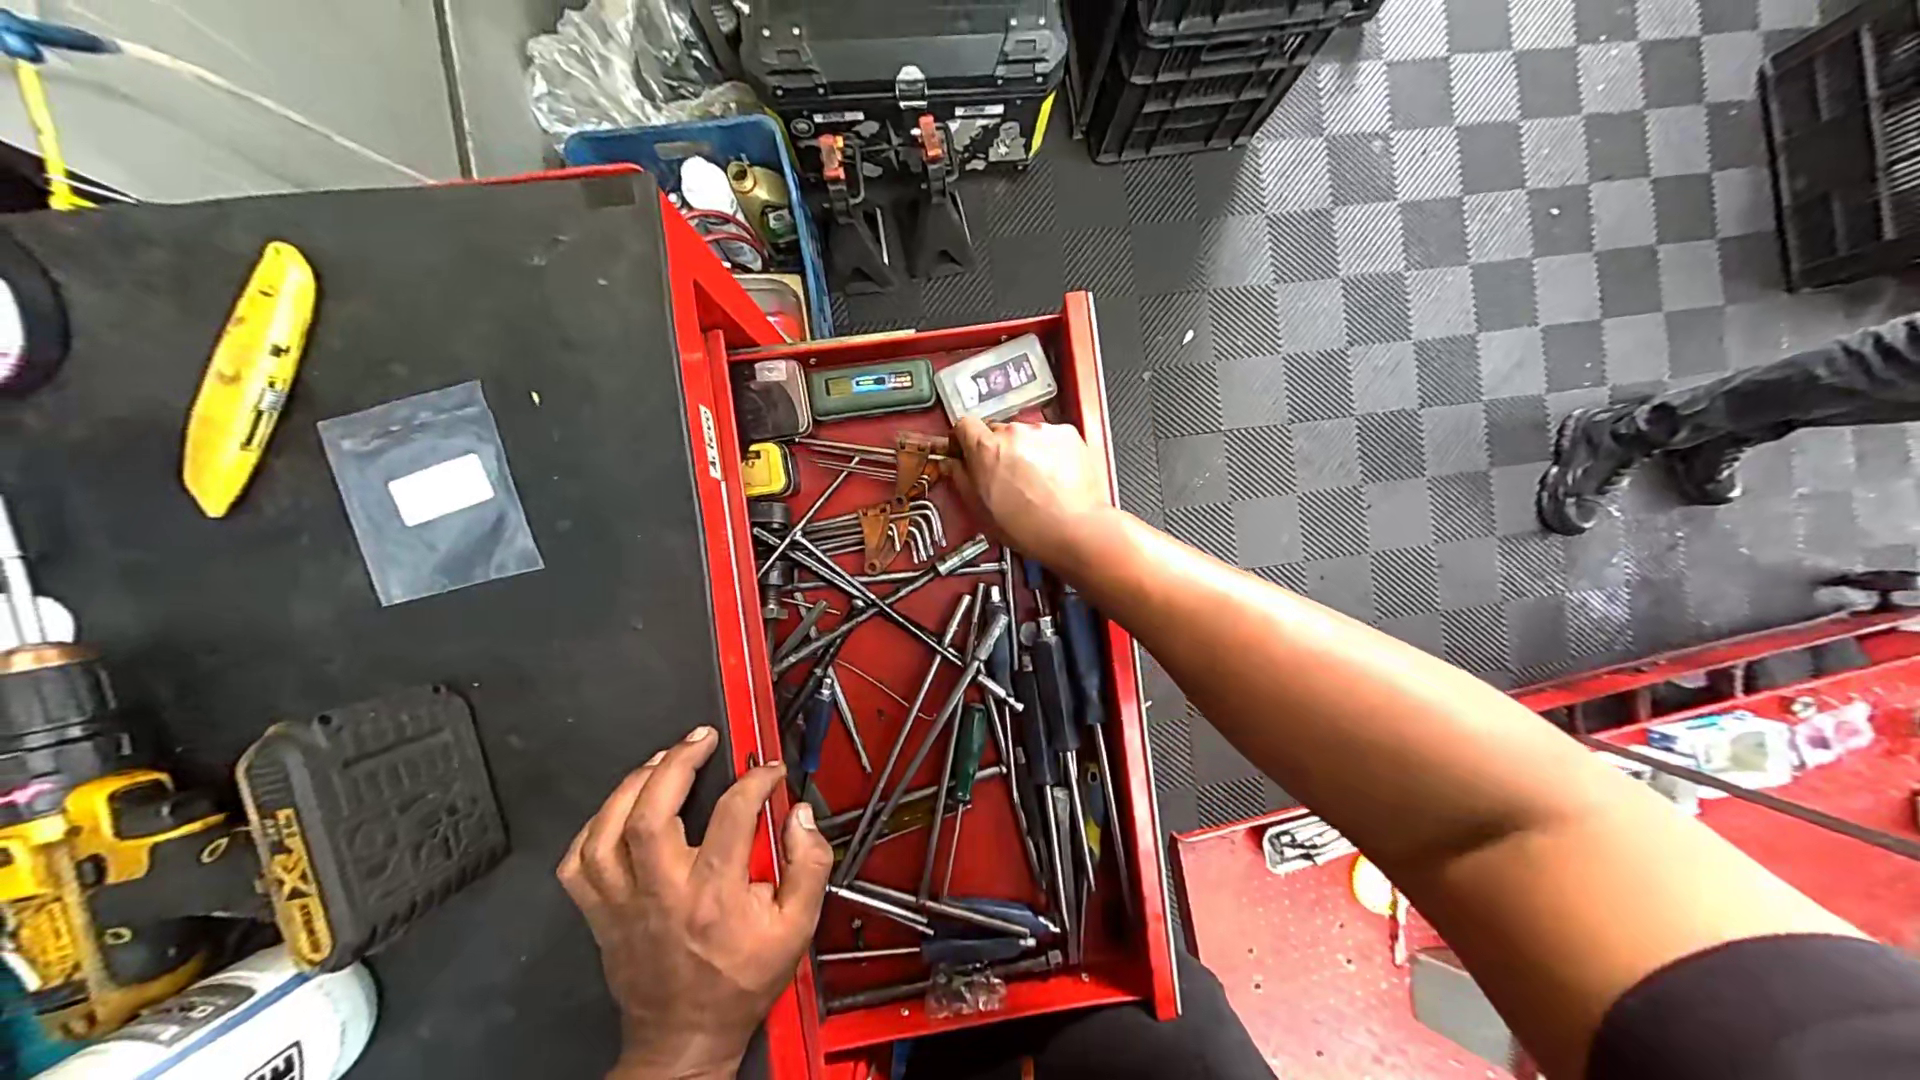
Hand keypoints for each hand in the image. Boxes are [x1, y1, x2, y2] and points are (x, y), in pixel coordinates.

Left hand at [558, 726, 831, 1079]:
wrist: (686, 1039)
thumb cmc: (738, 984)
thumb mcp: (797, 929)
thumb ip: (808, 866)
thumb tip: (799, 818)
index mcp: (715, 896)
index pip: (733, 814)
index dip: (756, 780)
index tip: (768, 771)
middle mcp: (663, 894)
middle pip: (652, 813)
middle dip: (677, 762)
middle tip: (700, 739)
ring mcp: (624, 904)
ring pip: (608, 831)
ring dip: (634, 783)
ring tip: (662, 759)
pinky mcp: (601, 914)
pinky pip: (579, 862)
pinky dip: (594, 825)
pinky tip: (620, 806)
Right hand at [951, 416, 1114, 569]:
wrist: (1075, 529)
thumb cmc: (1030, 527)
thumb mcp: (981, 510)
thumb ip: (961, 479)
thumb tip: (952, 465)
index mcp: (986, 449)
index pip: (964, 425)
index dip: (964, 439)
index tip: (967, 451)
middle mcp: (1013, 433)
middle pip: (996, 431)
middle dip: (997, 450)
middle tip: (1005, 477)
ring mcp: (1042, 432)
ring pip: (1024, 435)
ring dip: (1024, 451)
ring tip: (1034, 482)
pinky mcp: (1068, 434)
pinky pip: (1050, 438)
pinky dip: (1049, 452)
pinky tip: (1052, 477)